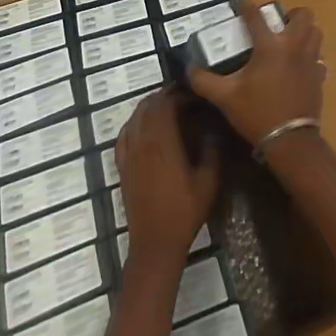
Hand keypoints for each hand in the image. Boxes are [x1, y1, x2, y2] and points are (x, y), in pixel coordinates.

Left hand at [116, 91, 218, 265]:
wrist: (155, 239)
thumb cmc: (184, 211)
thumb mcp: (207, 183)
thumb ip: (211, 153)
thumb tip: (213, 131)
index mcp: (163, 141)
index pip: (165, 104)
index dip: (177, 95)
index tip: (192, 95)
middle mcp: (142, 140)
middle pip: (148, 106)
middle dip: (163, 96)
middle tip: (180, 96)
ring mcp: (128, 151)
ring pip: (134, 117)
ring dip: (148, 107)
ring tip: (164, 106)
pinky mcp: (121, 163)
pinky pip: (124, 133)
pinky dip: (133, 122)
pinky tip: (141, 125)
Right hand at [187, 0, 324, 147]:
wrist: (291, 142)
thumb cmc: (257, 113)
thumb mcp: (224, 97)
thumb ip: (203, 80)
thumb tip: (189, 68)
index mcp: (269, 47)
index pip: (256, 16)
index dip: (245, 6)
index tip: (238, 4)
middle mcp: (294, 48)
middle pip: (303, 16)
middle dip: (290, 14)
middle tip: (275, 23)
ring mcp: (310, 62)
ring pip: (316, 33)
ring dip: (304, 31)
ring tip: (287, 40)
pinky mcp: (319, 78)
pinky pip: (319, 58)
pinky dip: (310, 56)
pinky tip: (296, 65)